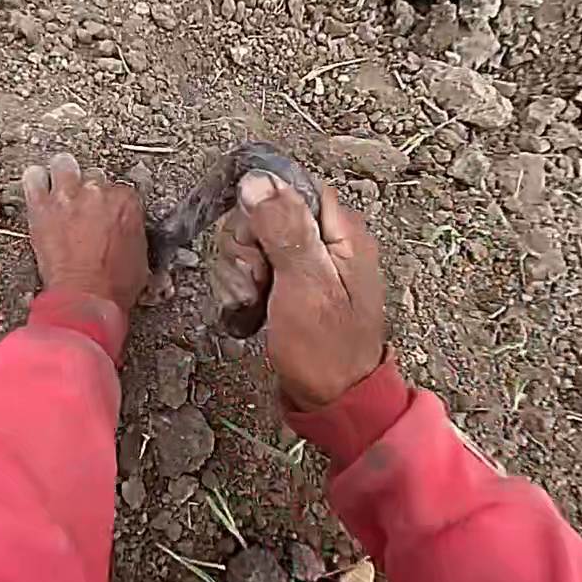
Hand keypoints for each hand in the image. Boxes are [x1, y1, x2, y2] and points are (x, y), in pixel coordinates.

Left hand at [22, 153, 148, 312]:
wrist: (86, 298)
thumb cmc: (114, 284)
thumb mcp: (140, 257)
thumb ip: (134, 233)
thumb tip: (129, 234)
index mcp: (127, 202)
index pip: (125, 186)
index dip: (116, 198)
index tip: (111, 206)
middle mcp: (99, 192)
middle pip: (95, 176)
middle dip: (91, 190)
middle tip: (87, 205)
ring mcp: (68, 197)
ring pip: (65, 166)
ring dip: (65, 173)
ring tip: (62, 182)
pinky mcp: (42, 207)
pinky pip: (35, 179)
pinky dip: (36, 181)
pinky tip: (38, 184)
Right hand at [216, 171, 385, 408]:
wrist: (332, 400)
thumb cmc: (327, 349)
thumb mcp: (306, 286)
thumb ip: (285, 230)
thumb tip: (259, 180)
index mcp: (342, 233)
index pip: (293, 188)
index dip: (265, 207)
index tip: (255, 239)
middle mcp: (325, 242)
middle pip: (266, 213)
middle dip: (248, 246)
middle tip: (258, 278)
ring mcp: (304, 264)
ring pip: (252, 242)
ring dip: (240, 271)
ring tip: (254, 300)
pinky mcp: (286, 284)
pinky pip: (251, 268)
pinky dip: (241, 287)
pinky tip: (248, 308)